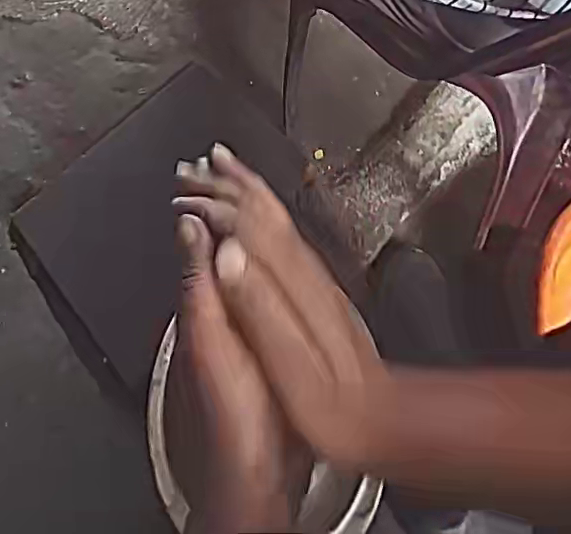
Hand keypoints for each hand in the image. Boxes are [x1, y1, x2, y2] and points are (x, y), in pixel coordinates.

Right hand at [175, 145, 391, 470]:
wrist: (378, 408)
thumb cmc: (331, 398)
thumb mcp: (291, 365)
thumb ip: (259, 305)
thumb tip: (227, 257)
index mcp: (296, 286)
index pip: (252, 231)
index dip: (219, 203)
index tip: (192, 185)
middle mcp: (307, 268)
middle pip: (265, 214)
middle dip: (232, 184)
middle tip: (200, 162)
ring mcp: (316, 272)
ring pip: (278, 217)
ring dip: (250, 188)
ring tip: (225, 163)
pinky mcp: (321, 281)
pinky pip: (288, 229)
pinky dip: (268, 206)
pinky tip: (259, 204)